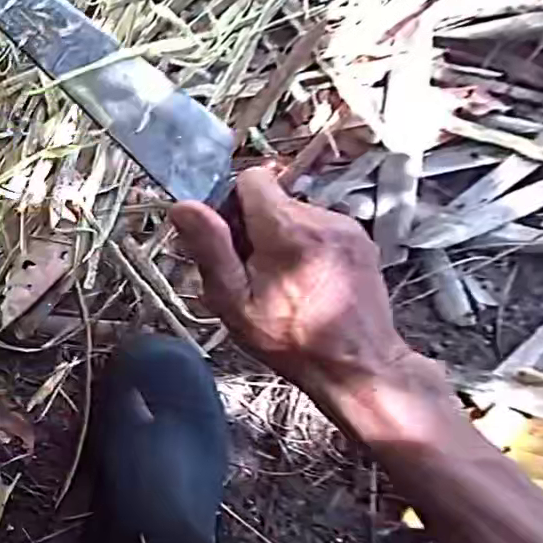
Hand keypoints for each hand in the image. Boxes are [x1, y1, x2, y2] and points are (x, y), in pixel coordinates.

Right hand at [169, 166, 420, 398]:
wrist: (354, 364)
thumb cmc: (286, 337)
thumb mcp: (231, 298)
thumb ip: (209, 247)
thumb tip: (183, 206)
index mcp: (286, 231)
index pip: (251, 179)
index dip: (228, 202)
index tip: (223, 235)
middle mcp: (322, 219)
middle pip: (269, 199)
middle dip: (247, 225)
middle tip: (243, 269)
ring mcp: (346, 228)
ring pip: (291, 212)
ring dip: (273, 236)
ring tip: (271, 278)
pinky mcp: (359, 240)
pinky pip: (314, 226)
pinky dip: (298, 244)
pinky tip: (296, 278)